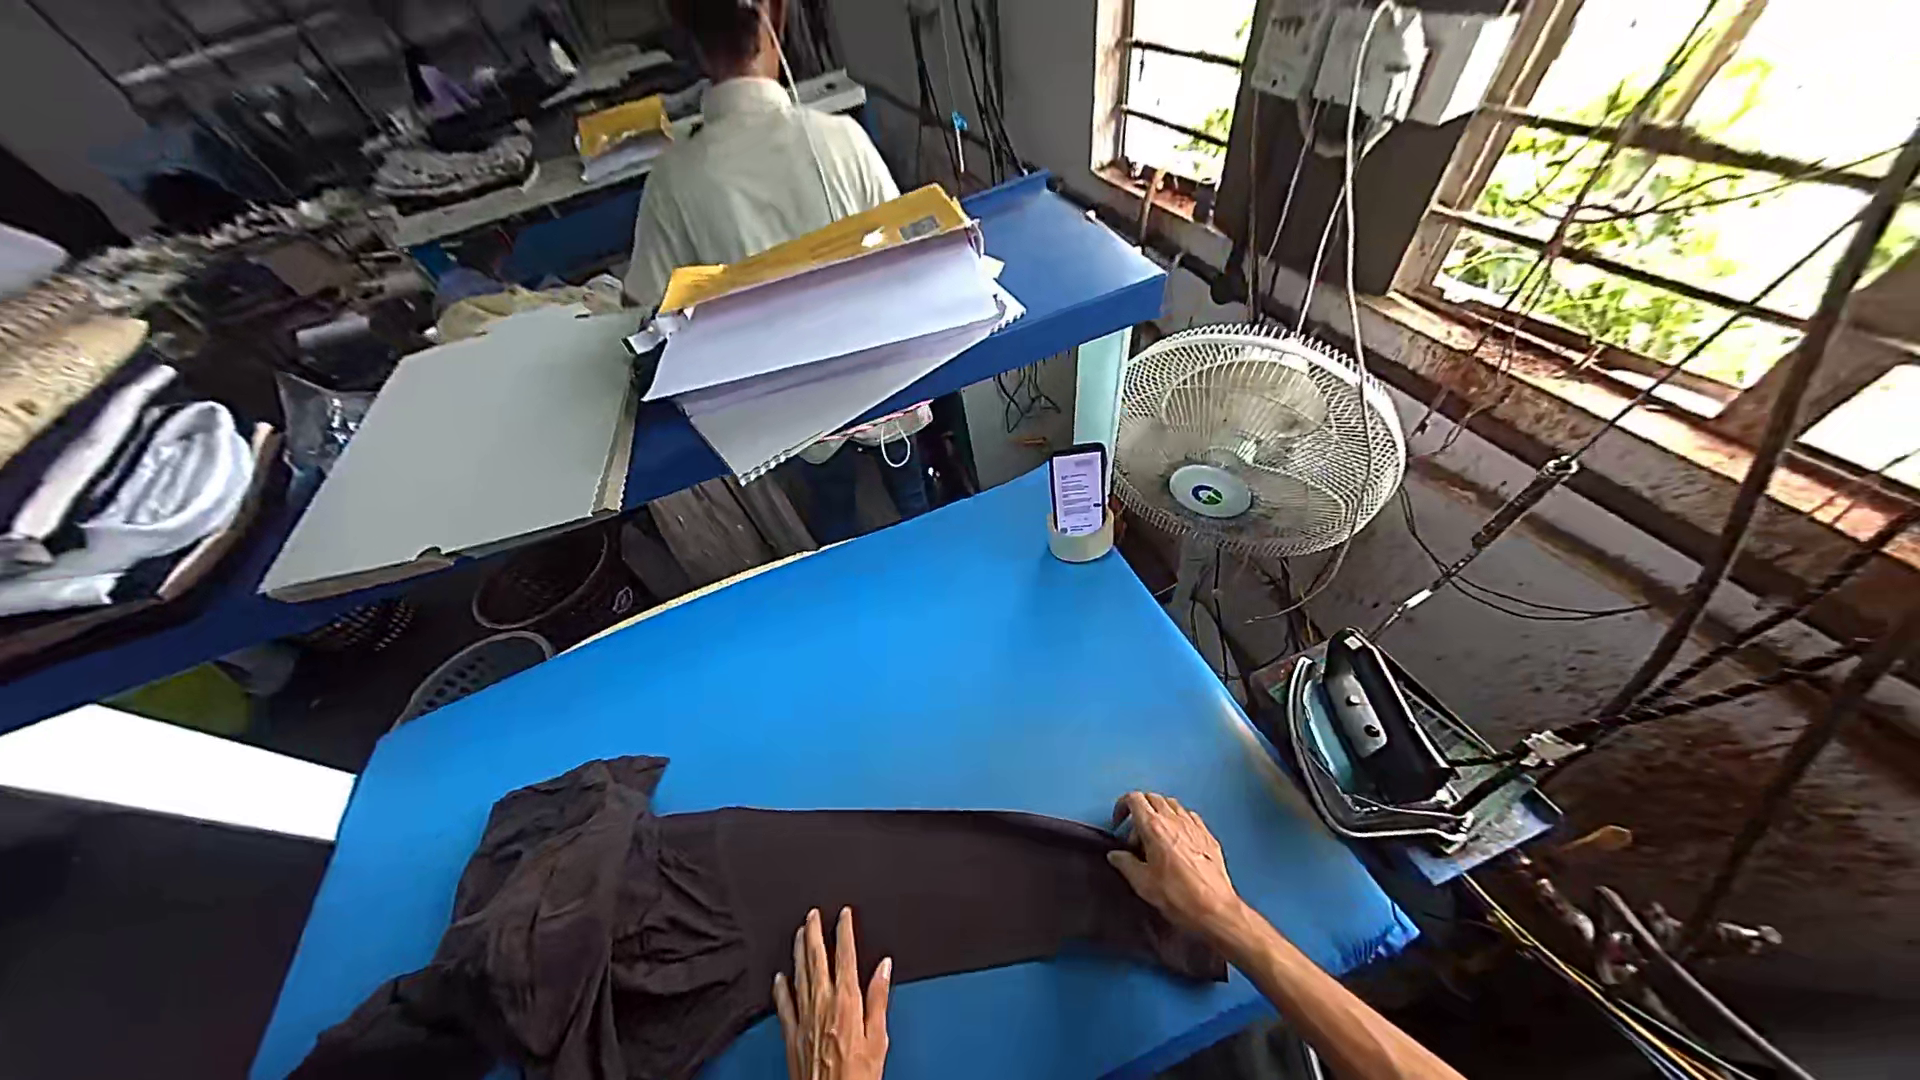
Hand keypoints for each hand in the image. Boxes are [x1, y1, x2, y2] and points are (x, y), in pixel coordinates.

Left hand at [772, 907, 890, 1079]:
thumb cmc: (858, 1078)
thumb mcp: (879, 1038)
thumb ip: (879, 998)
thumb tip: (884, 966)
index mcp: (847, 1001)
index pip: (845, 955)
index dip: (844, 930)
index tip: (844, 914)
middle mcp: (823, 1004)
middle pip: (816, 958)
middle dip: (814, 932)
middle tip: (813, 914)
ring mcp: (804, 1019)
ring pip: (799, 974)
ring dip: (798, 950)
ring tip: (798, 932)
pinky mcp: (791, 1037)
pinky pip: (783, 1006)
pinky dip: (780, 988)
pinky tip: (779, 976)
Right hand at [1107, 792, 1248, 943]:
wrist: (1216, 911)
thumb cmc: (1179, 896)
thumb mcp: (1142, 883)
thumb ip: (1125, 864)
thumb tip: (1116, 856)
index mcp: (1154, 827)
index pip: (1134, 799)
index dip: (1122, 805)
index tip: (1119, 821)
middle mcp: (1174, 820)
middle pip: (1152, 797)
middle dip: (1140, 809)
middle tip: (1136, 832)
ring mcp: (1193, 826)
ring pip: (1172, 804)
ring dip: (1160, 812)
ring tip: (1156, 834)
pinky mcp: (1208, 836)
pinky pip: (1190, 816)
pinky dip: (1179, 820)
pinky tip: (1178, 838)